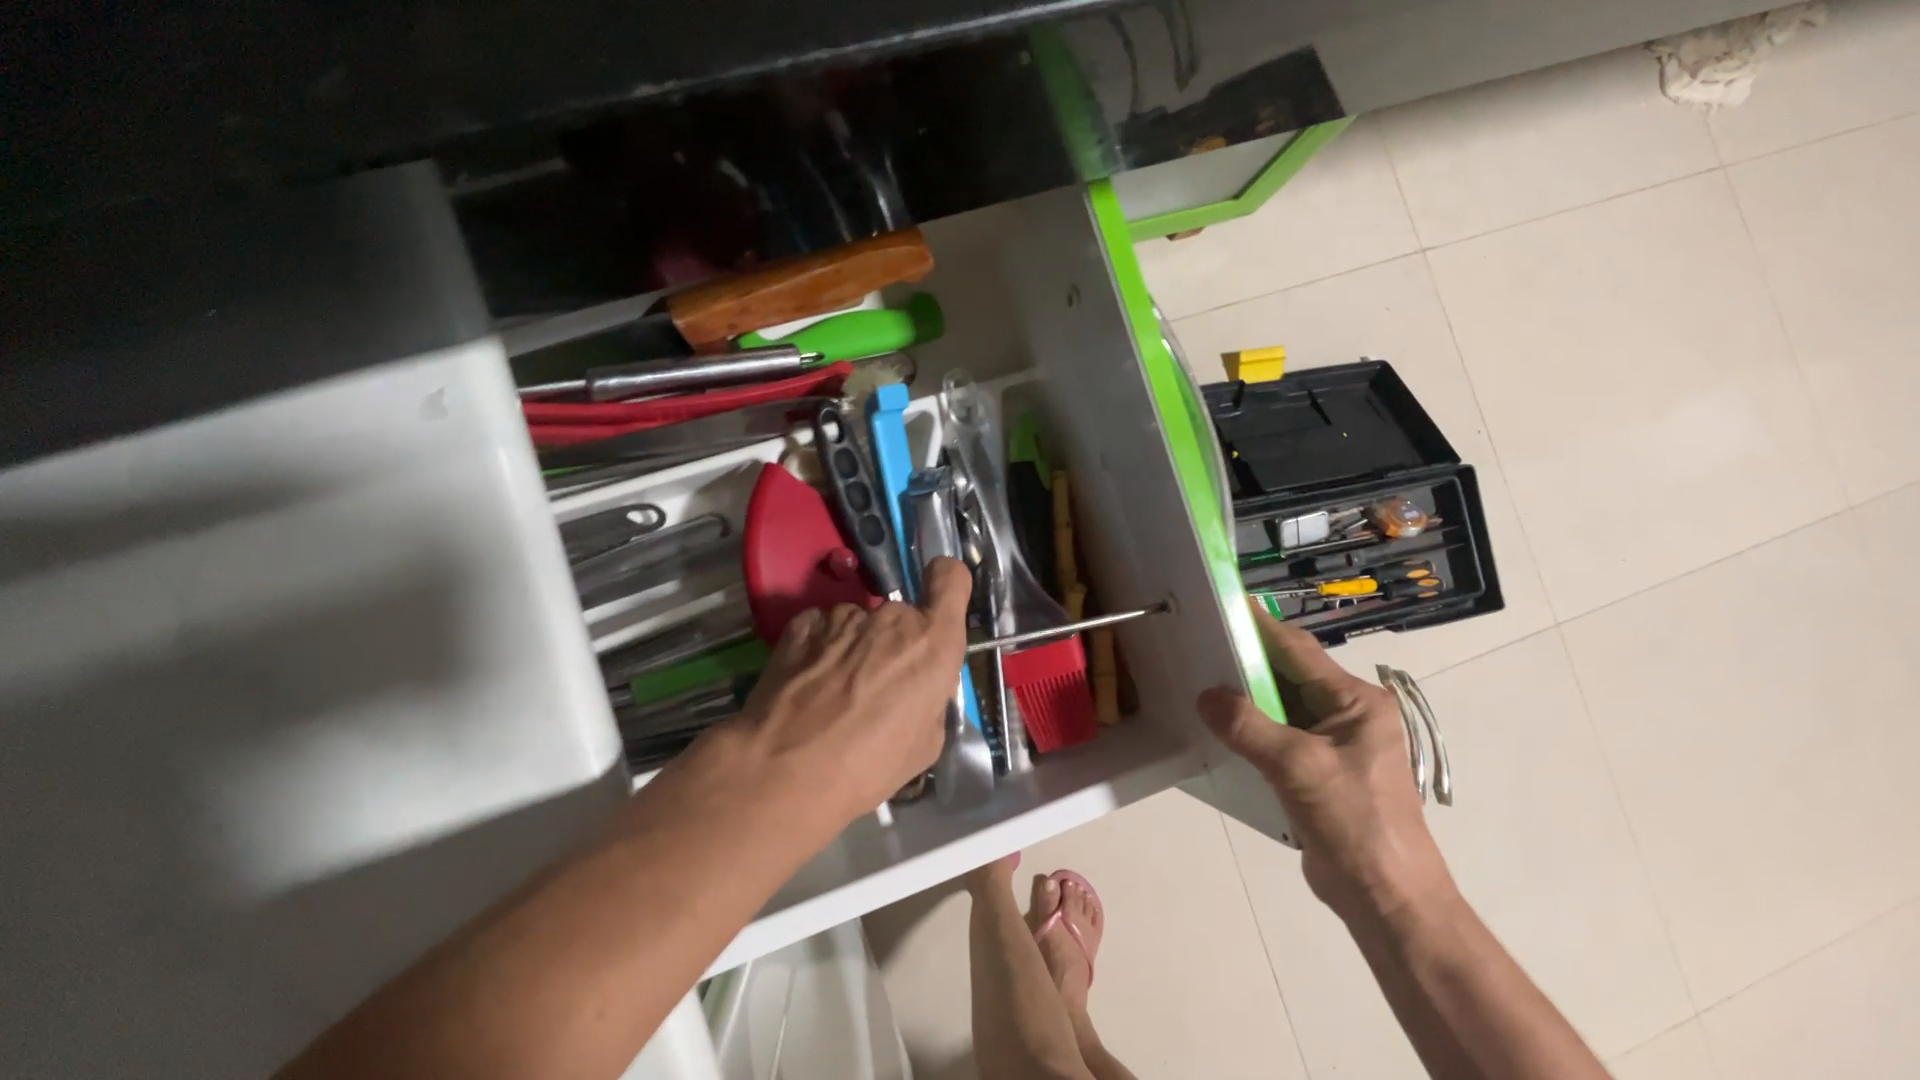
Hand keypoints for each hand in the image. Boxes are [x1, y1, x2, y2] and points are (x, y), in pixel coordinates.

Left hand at [697, 556, 972, 831]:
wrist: (785, 769)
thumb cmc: (869, 765)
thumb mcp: (926, 743)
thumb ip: (930, 700)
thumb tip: (918, 691)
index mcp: (932, 642)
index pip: (951, 578)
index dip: (946, 585)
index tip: (937, 606)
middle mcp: (891, 617)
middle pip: (901, 615)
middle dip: (894, 643)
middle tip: (878, 687)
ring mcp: (842, 616)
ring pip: (859, 624)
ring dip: (854, 648)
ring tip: (835, 694)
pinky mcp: (802, 623)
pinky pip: (823, 629)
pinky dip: (820, 649)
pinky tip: (809, 687)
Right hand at [1196, 604, 1452, 922]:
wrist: (1386, 895)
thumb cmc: (1354, 821)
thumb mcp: (1298, 767)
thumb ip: (1248, 726)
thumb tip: (1205, 695)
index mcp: (1356, 702)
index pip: (1298, 650)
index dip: (1259, 626)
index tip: (1221, 604)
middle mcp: (1347, 715)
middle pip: (1288, 675)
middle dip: (1244, 660)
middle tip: (1197, 643)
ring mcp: (1333, 746)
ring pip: (1280, 708)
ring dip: (1244, 698)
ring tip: (1197, 680)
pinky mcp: (1318, 773)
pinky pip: (1278, 738)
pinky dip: (1249, 730)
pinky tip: (1217, 729)